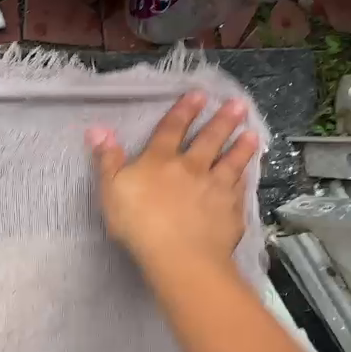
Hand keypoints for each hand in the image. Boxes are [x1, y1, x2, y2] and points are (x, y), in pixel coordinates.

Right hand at [88, 92, 260, 274]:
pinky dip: (247, 176)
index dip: (184, 111)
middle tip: (237, 104)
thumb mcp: (111, 189)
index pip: (172, 130)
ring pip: (231, 161)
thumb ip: (108, 159)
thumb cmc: (138, 223)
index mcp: (159, 161)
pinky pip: (241, 187)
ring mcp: (215, 188)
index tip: (199, 95)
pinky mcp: (232, 210)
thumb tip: (98, 129)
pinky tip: (252, 171)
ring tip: (252, 132)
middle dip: (222, 120)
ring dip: (241, 146)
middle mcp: (191, 168)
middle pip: (208, 140)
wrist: (180, 256)